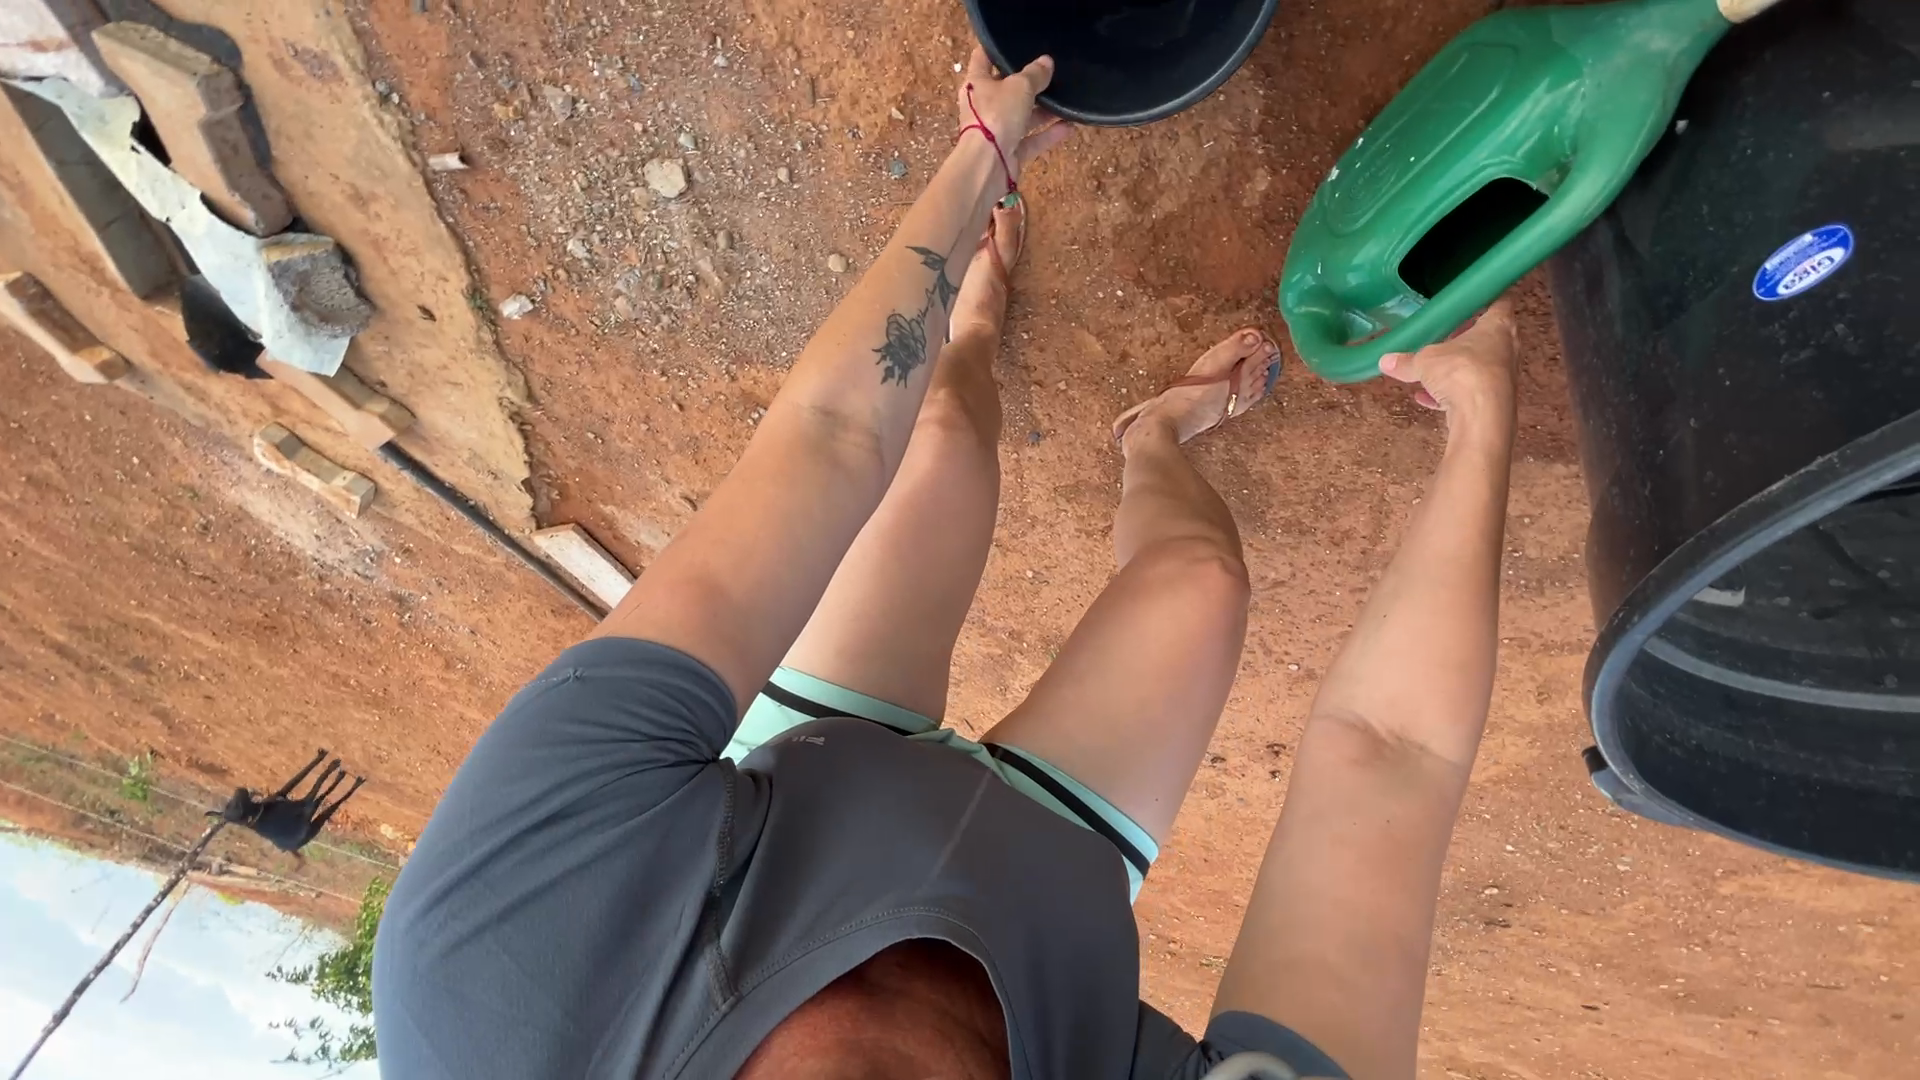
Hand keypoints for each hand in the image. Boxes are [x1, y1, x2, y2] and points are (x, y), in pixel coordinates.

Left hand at [957, 47, 1074, 182]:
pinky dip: (1048, 134)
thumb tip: (1047, 63)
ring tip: (1065, 98)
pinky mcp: (1009, 154)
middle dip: (1028, 83)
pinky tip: (1069, 126)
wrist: (988, 166)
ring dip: (1043, 110)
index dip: (997, 48)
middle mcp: (985, 106)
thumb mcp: (1020, 86)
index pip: (983, 57)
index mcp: (977, 83)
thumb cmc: (997, 115)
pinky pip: (1031, 141)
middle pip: (1008, 89)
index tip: (1015, 40)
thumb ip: (1035, 74)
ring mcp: (997, 131)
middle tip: (1052, 71)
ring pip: (1022, 117)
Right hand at [1378, 298, 1518, 433]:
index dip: (1485, 299)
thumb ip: (1406, 361)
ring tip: (1432, 369)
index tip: (1470, 300)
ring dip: (1457, 367)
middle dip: (1466, 337)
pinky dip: (1450, 393)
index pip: (1499, 302)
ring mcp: (1501, 374)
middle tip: (1445, 335)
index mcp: (1496, 326)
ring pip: (1478, 364)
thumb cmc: (1460, 371)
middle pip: (1488, 336)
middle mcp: (1506, 347)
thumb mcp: (1424, 361)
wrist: (1481, 413)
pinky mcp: (1492, 398)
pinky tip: (1426, 398)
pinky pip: (1468, 390)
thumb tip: (1385, 360)